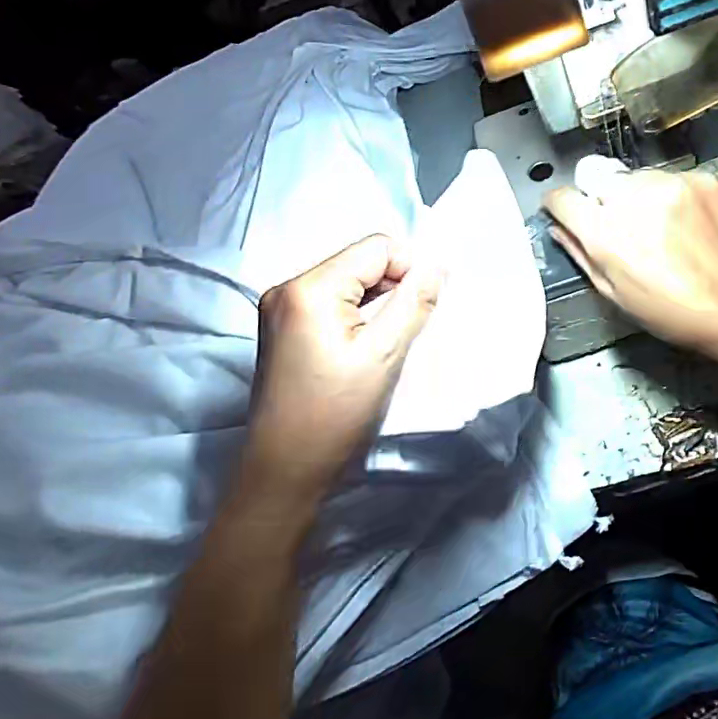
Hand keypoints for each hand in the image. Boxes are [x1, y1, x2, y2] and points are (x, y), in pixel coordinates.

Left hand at [245, 235, 441, 496]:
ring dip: (376, 301)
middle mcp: (287, 287)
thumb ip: (414, 303)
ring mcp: (280, 307)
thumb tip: (437, 268)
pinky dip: (357, 313)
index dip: (408, 271)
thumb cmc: (335, 415)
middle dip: (392, 286)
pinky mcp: (282, 325)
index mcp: (309, 288)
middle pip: (360, 260)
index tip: (416, 311)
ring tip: (384, 340)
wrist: (284, 470)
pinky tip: (364, 343)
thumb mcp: (385, 355)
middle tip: (402, 329)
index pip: (376, 248)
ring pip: (349, 280)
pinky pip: (332, 299)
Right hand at [544, 159, 717, 352]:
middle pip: (599, 181)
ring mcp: (669, 184)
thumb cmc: (677, 311)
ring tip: (664, 229)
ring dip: (641, 196)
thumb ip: (582, 255)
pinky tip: (687, 223)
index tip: (567, 208)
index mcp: (604, 234)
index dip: (562, 205)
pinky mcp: (700, 179)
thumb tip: (562, 230)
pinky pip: (672, 178)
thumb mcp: (616, 294)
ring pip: (637, 177)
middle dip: (605, 200)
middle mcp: (632, 200)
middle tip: (627, 228)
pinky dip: (674, 195)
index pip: (563, 197)